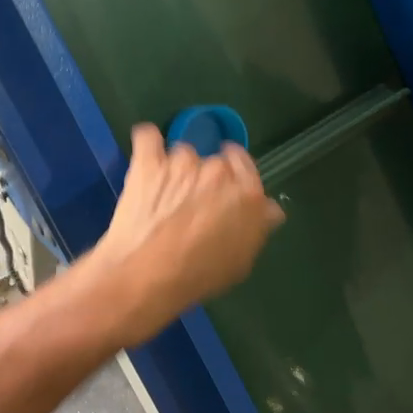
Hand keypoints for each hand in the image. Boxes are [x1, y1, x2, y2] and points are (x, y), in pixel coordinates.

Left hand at [83, 123, 284, 345]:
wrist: (147, 274)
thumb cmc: (197, 275)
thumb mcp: (240, 261)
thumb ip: (256, 227)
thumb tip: (268, 209)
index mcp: (247, 193)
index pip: (245, 165)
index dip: (234, 171)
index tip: (224, 182)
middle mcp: (218, 171)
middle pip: (213, 162)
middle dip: (204, 177)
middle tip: (190, 201)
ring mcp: (182, 163)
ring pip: (182, 153)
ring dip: (176, 166)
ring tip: (162, 192)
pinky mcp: (148, 162)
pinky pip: (148, 137)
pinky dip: (147, 142)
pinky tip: (145, 153)